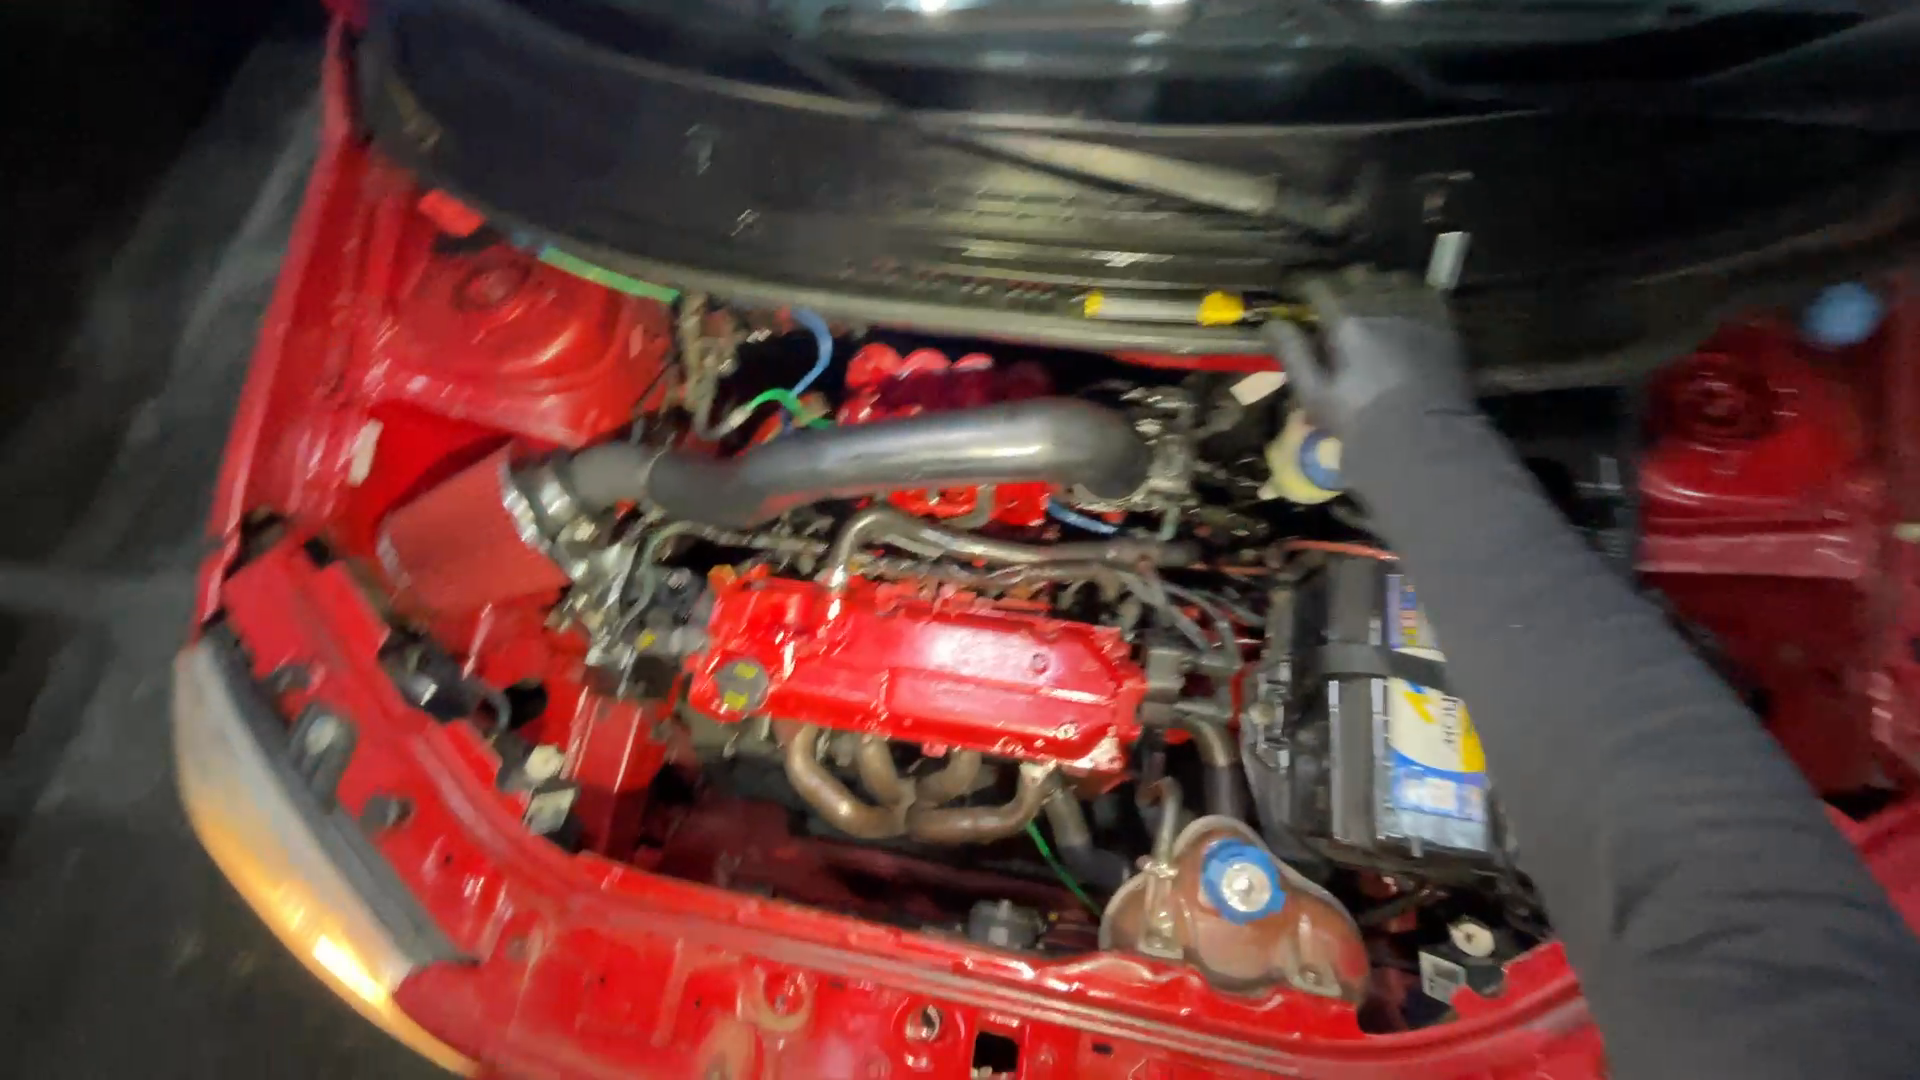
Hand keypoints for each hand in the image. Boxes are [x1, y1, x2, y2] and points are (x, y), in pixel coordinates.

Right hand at [1263, 268, 1472, 440]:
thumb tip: (1271, 323)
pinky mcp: (1442, 323)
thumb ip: (1293, 354)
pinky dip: (1406, 292)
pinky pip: (1423, 291)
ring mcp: (1417, 312)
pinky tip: (1398, 306)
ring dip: (1372, 284)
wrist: (1422, 438)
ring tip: (1363, 300)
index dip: (1301, 286)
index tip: (1292, 292)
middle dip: (1338, 283)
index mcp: (1347, 323)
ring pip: (1390, 278)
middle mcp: (1383, 306)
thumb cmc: (1359, 420)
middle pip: (1356, 275)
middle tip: (1326, 300)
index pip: (1318, 286)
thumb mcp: (1313, 394)